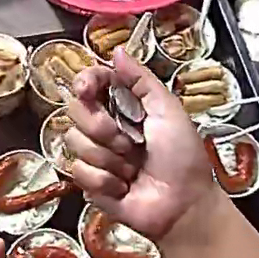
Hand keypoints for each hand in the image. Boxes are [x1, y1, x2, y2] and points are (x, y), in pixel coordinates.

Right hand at [61, 50, 217, 239]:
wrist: (183, 206)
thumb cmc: (183, 158)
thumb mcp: (169, 111)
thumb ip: (142, 80)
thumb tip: (117, 51)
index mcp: (124, 106)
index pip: (91, 83)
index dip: (84, 82)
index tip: (86, 89)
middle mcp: (105, 127)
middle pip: (75, 111)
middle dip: (101, 127)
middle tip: (129, 142)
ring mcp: (95, 155)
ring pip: (75, 142)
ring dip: (109, 158)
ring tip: (132, 169)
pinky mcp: (89, 182)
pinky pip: (79, 171)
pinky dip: (105, 180)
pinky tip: (123, 187)